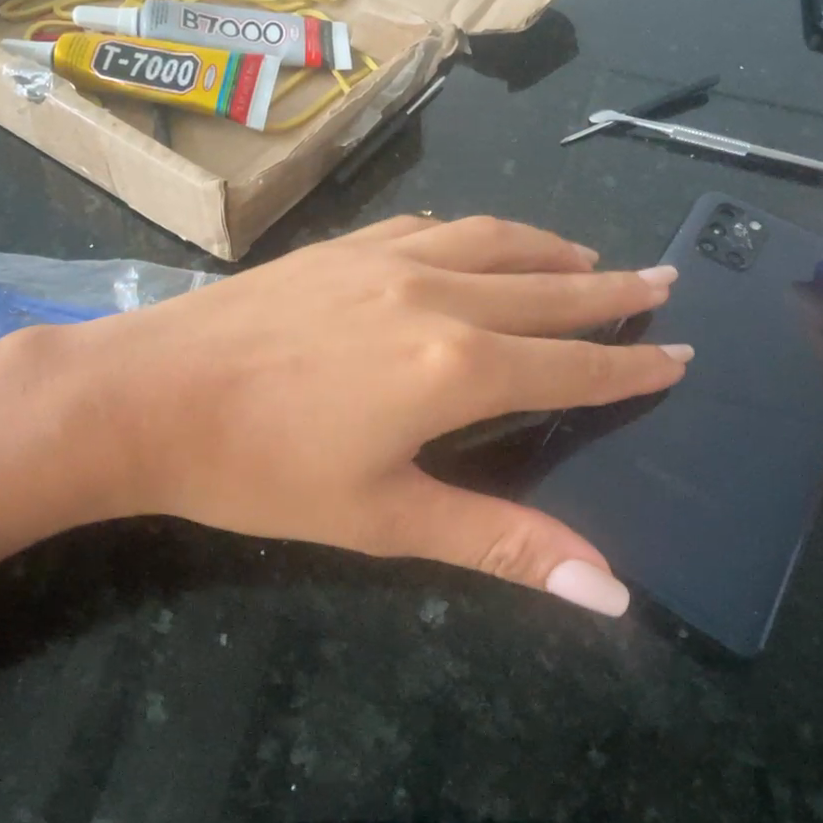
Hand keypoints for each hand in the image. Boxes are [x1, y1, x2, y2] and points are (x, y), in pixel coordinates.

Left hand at [23, 216, 692, 614]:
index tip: (679, 352)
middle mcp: (435, 297)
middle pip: (546, 291)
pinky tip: (474, 243)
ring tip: (587, 257)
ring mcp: (383, 260)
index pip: (569, 368)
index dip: (629, 366)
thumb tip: (610, 592)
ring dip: (549, 251)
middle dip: (611, 292)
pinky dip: (475, 235)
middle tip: (663, 283)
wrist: (143, 398)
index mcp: (456, 368)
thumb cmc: (260, 471)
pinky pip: (431, 229)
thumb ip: (500, 543)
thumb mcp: (384, 519)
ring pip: (492, 243)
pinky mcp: (337, 247)